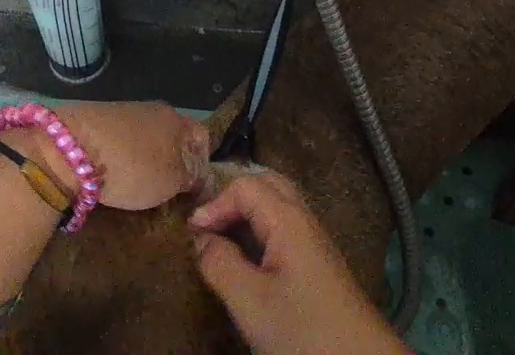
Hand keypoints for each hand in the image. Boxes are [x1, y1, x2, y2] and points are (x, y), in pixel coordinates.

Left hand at [0, 101, 208, 211]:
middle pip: (174, 139)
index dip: (203, 164)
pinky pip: (123, 143)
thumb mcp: (172, 179)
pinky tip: (115, 177)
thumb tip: (201, 174)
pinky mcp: (99, 123)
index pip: (203, 138)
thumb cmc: (131, 166)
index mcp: (176, 119)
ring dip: (148, 163)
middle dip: (174, 165)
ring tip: (140, 190)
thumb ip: (193, 176)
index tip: (195, 191)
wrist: (70, 149)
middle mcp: (153, 111)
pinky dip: (124, 160)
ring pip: (147, 141)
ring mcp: (124, 114)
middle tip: (170, 195)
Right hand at [189, 171, 409, 354]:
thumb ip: (220, 263)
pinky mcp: (321, 265)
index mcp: (288, 220)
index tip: (193, 234)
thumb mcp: (250, 302)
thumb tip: (201, 238)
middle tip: (210, 223)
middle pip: (267, 184)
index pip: (245, 186)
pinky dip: (263, 229)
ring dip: (249, 212)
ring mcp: (317, 242)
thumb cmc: (303, 330)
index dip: (215, 203)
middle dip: (233, 196)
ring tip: (225, 237)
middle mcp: (305, 221)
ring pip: (279, 206)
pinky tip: (252, 258)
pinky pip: (287, 228)